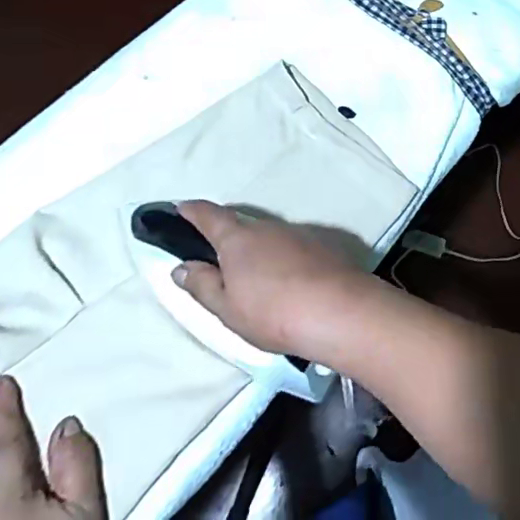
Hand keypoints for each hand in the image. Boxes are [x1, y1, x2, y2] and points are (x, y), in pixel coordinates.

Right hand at [172, 200, 382, 361]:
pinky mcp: (322, 244)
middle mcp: (268, 227)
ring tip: (257, 281)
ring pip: (269, 237)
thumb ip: (203, 285)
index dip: (193, 211)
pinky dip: (283, 259)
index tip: (181, 207)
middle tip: (219, 260)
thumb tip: (181, 267)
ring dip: (258, 251)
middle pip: (241, 226)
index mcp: (238, 239)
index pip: (210, 216)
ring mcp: (298, 232)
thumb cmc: (272, 312)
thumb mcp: (227, 308)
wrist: (338, 309)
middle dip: (228, 238)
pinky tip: (288, 283)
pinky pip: (292, 247)